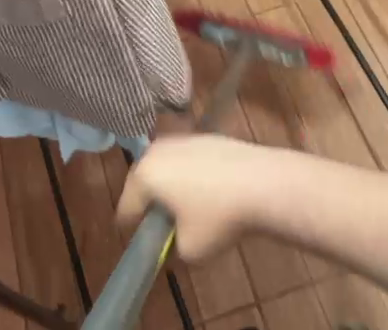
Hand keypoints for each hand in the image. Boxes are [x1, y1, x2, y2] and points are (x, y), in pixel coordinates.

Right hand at [115, 135, 297, 261]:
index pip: (125, 209)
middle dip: (149, 205)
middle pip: (142, 183)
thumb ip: (171, 251)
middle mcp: (155, 150)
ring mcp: (180, 139)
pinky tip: (209, 192)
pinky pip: (185, 160)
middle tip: (164, 228)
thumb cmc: (218, 217)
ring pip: (164, 168)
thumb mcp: (190, 251)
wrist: (262, 183)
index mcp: (144, 176)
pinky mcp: (203, 136)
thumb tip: (172, 245)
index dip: (132, 232)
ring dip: (169, 187)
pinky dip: (189, 175)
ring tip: (188, 210)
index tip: (145, 246)